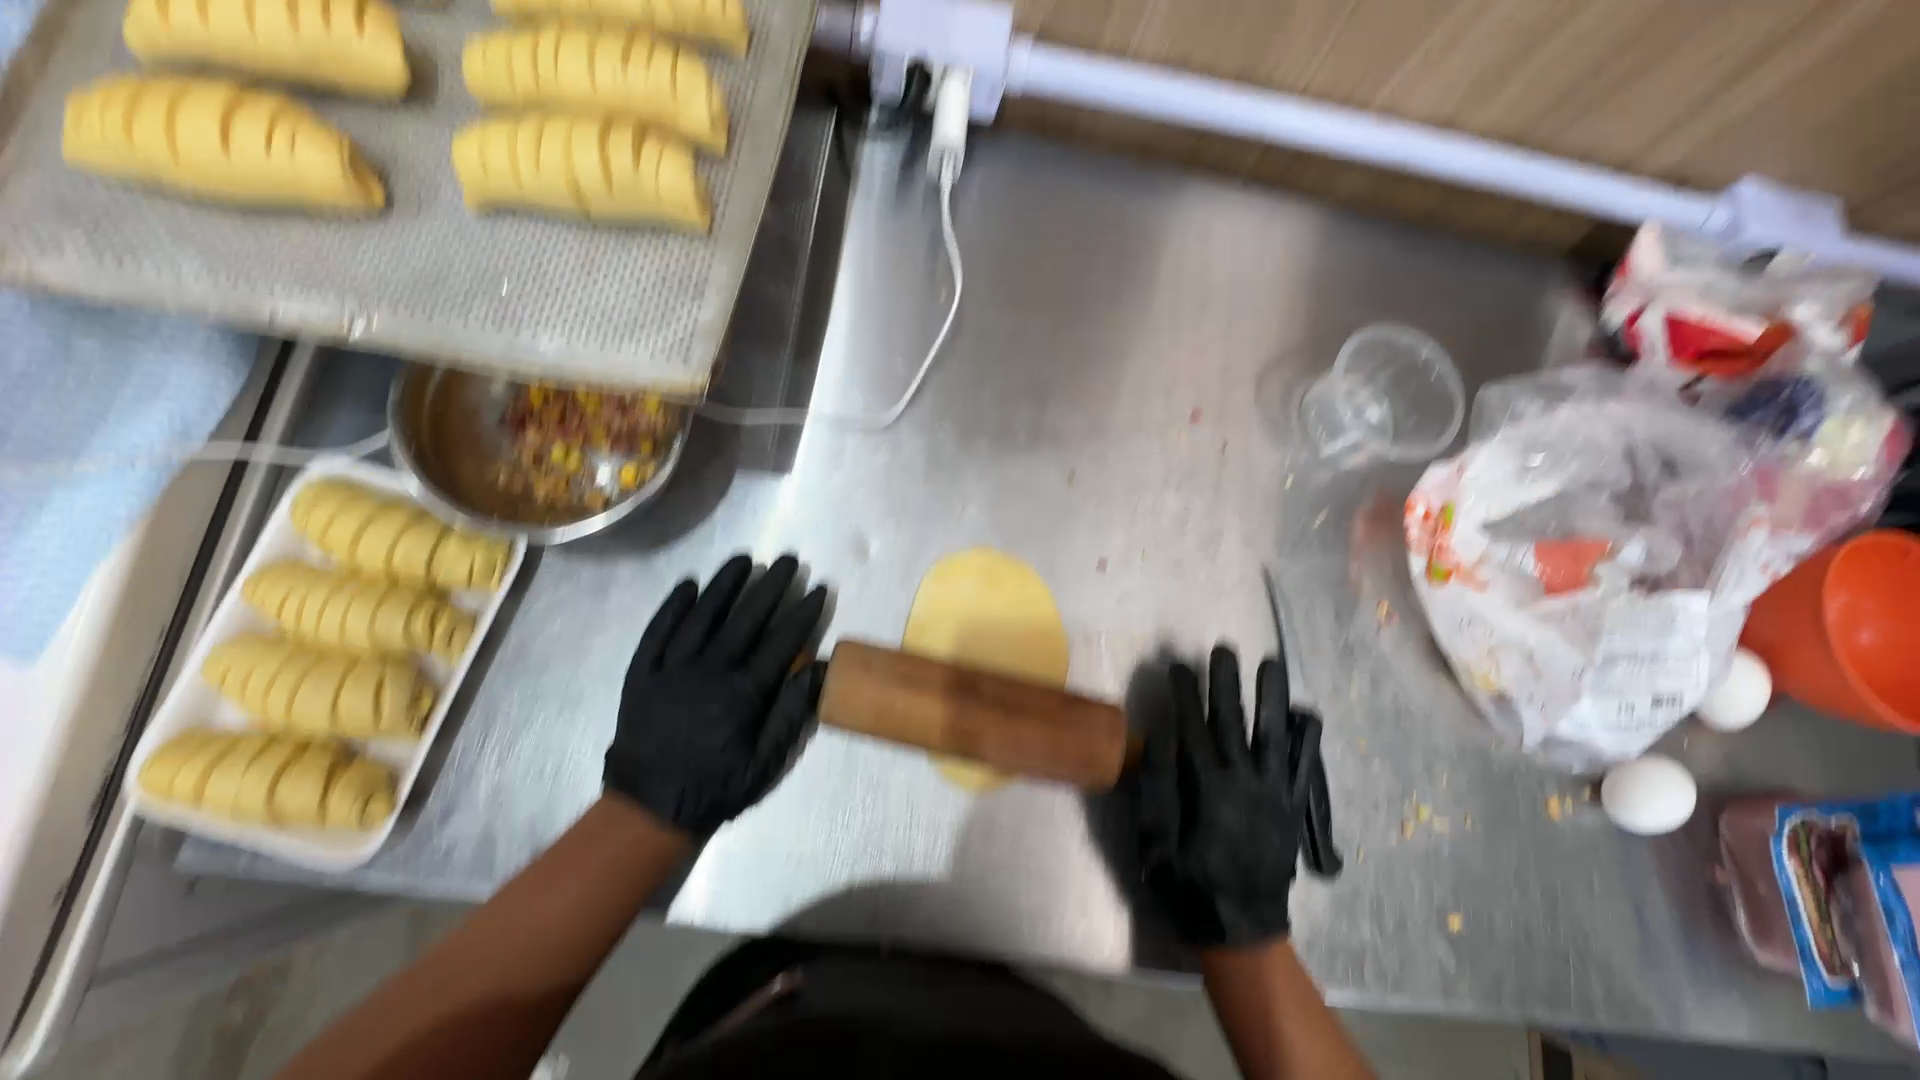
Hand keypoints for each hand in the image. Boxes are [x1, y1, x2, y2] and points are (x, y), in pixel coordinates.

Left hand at [605, 554, 828, 836]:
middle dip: (770, 587)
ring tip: (743, 560)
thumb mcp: (766, 762)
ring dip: (724, 586)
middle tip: (788, 560)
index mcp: (743, 694)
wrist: (650, 806)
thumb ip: (792, 713)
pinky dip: (671, 608)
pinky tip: (687, 586)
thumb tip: (818, 669)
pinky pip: (657, 633)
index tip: (817, 589)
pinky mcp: (642, 674)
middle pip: (745, 620)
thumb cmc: (717, 786)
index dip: (801, 613)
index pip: (781, 642)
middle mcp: (709, 671)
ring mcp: (672, 669)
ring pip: (702, 617)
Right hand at [1134, 646, 1322, 948]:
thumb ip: (1158, 786)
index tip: (1179, 667)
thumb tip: (1162, 737)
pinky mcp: (1293, 808)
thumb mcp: (1155, 838)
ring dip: (1271, 696)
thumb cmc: (1186, 881)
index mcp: (1206, 787)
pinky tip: (1306, 714)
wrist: (1237, 925)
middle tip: (1222, 649)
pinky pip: (1305, 768)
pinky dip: (1307, 740)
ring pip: (1274, 734)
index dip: (1185, 694)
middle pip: (1233, 721)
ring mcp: (1274, 793)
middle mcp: (1243, 781)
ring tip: (1270, 663)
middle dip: (1226, 682)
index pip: (1193, 728)